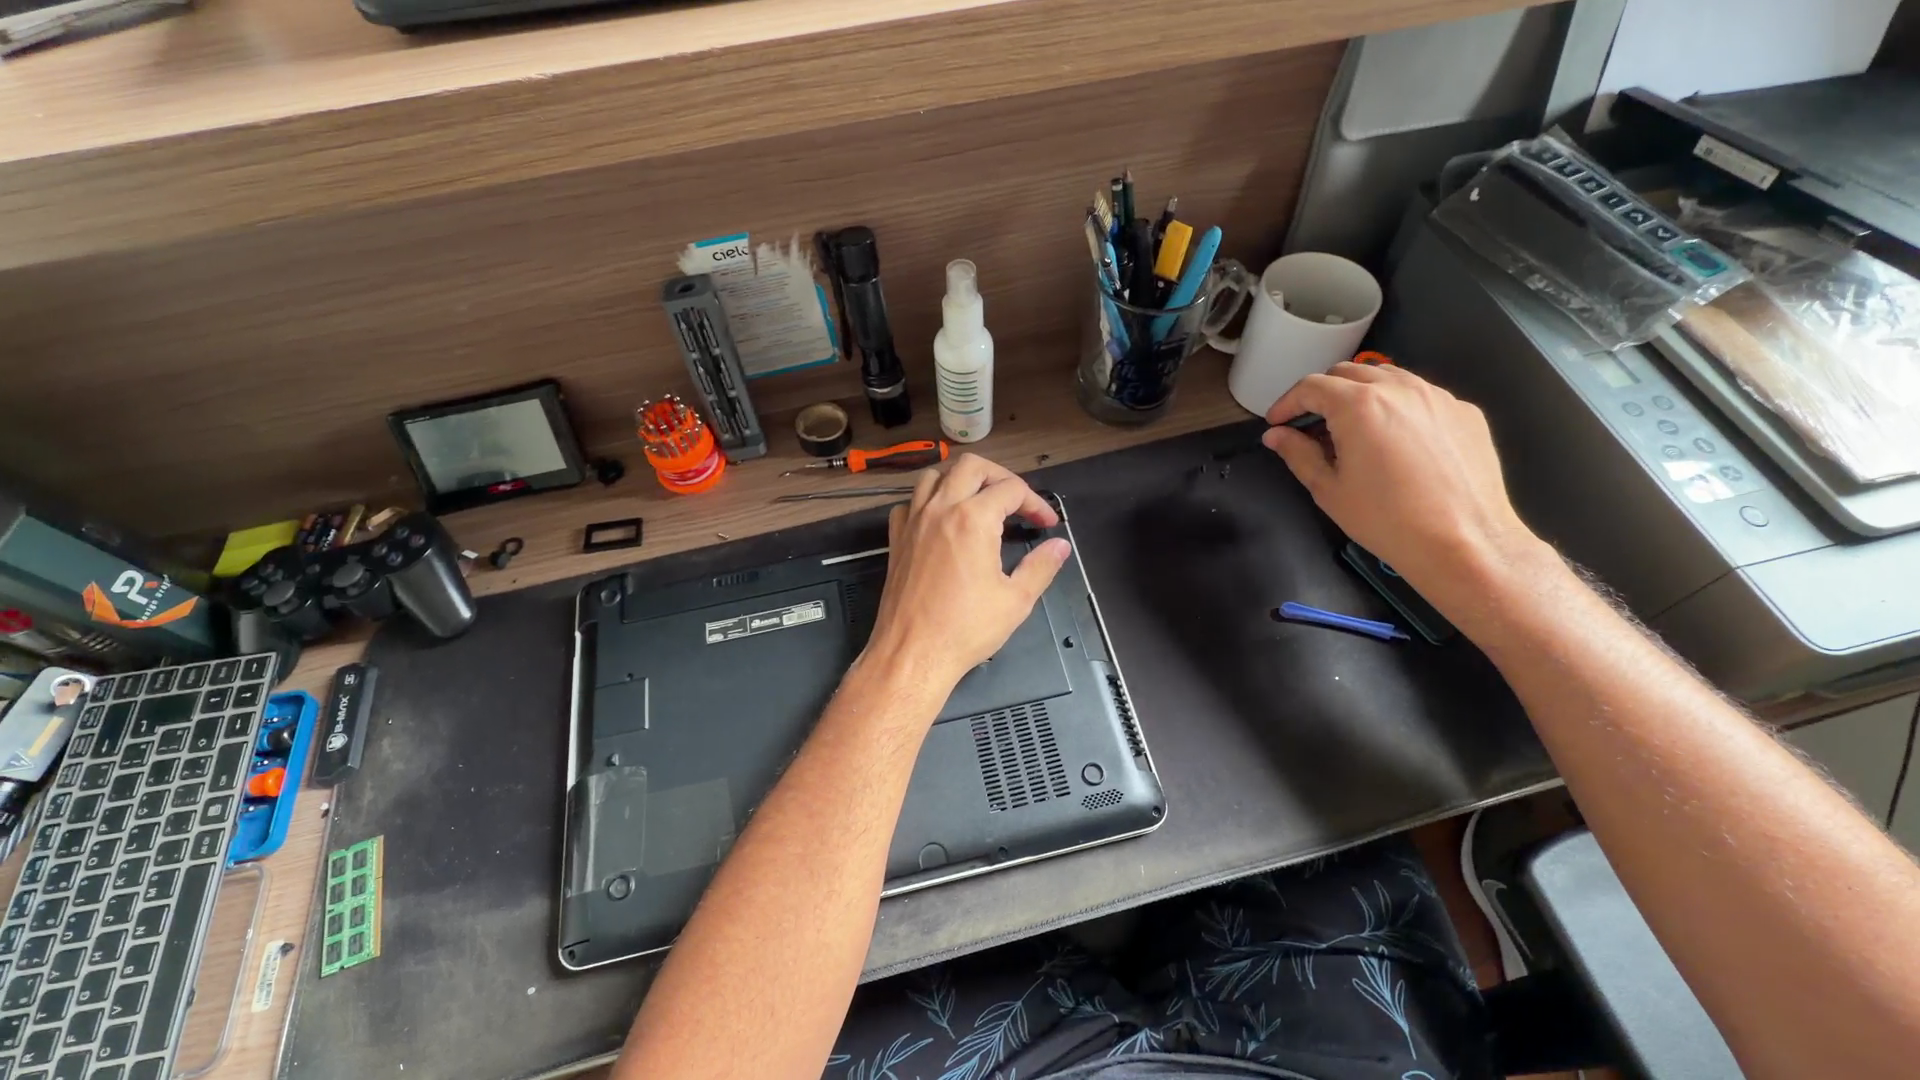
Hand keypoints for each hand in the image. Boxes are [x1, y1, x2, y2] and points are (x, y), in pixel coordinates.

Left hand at [864, 454, 1070, 687]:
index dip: (1036, 503)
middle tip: (1017, 501)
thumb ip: (1041, 566)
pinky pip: (910, 503)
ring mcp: (914, 522)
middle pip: (972, 466)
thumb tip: (1059, 548)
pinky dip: (928, 502)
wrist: (913, 653)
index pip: (1012, 489)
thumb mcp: (1016, 600)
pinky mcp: (897, 540)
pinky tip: (942, 520)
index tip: (1046, 524)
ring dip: (961, 480)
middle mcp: (940, 510)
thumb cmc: (963, 630)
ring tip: (980, 501)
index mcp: (973, 519)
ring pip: (935, 476)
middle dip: (1000, 477)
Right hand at [1261, 363, 1544, 599]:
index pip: (1311, 386)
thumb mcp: (1329, 490)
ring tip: (1354, 428)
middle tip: (1312, 425)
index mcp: (1359, 405)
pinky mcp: (1464, 411)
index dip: (1287, 403)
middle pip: (1348, 373)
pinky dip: (1398, 407)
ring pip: (1387, 377)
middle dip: (1322, 394)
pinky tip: (1397, 440)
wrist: (1462, 541)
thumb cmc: (1386, 519)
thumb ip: (1298, 454)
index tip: (1277, 423)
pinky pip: (1422, 396)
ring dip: (1361, 394)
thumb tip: (1276, 436)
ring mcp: (1437, 396)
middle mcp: (1399, 388)